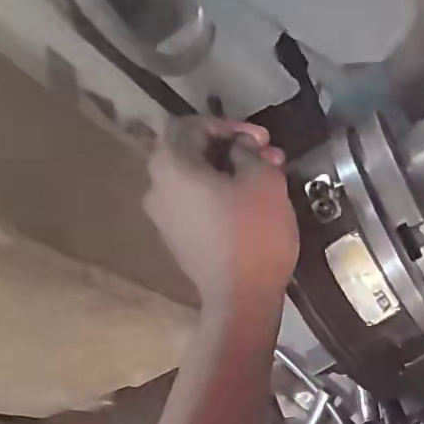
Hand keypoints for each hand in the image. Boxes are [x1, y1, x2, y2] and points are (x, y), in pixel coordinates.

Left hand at [142, 118, 295, 317]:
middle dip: (230, 150)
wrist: (241, 298)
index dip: (228, 125)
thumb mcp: (264, 182)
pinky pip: (196, 207)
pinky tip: (248, 207)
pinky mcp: (178, 242)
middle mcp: (156, 188)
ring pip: (195, 182)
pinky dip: (220, 198)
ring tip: (263, 181)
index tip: (261, 138)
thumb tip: (240, 149)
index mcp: (171, 165)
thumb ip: (250, 153)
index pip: (189, 125)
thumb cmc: (253, 234)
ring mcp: (164, 218)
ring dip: (228, 174)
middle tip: (267, 157)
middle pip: (190, 153)